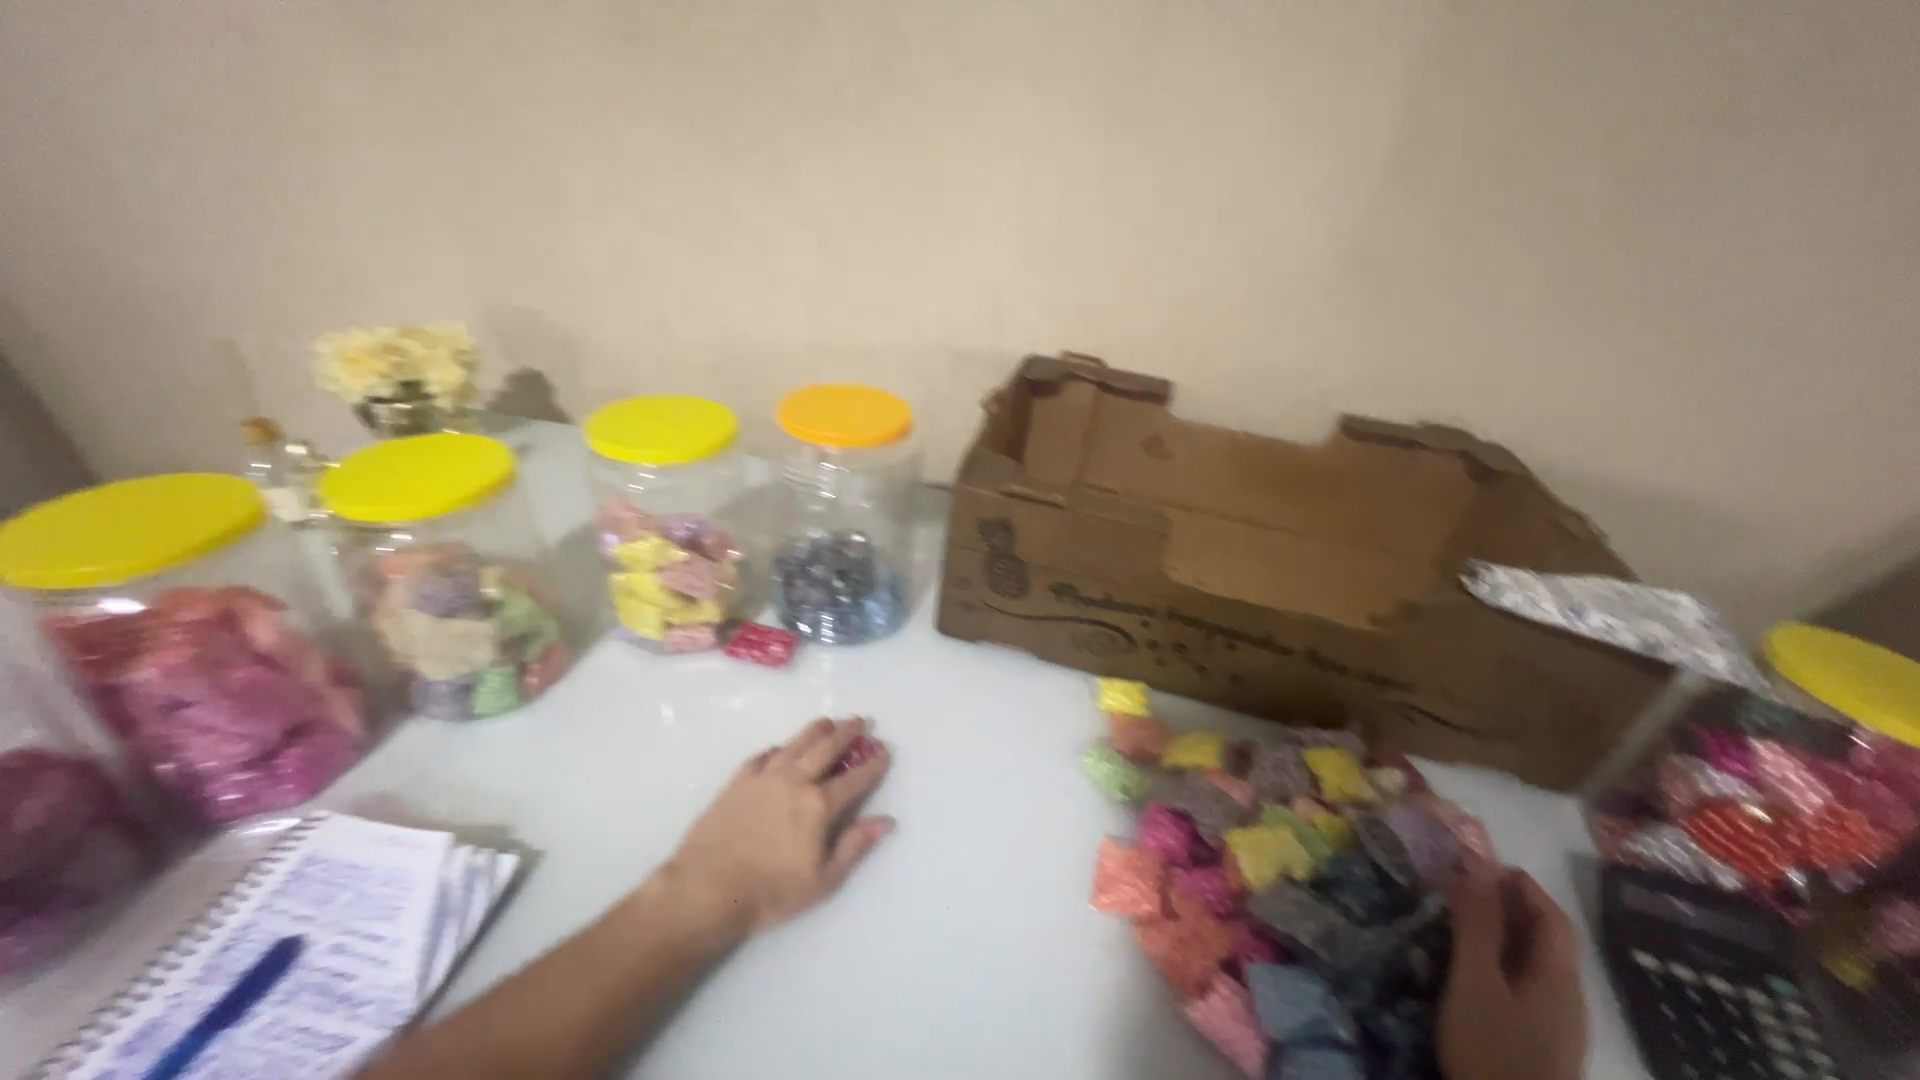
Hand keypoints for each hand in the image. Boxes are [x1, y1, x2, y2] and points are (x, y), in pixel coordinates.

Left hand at [661, 717, 893, 935]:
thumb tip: (886, 821)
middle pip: (825, 750)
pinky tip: (780, 748)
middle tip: (859, 721)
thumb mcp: (823, 880)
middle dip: (846, 734)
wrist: (706, 889)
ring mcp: (763, 779)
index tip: (884, 750)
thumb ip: (855, 846)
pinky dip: (777, 749)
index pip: (854, 778)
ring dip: (814, 731)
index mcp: (819, 805)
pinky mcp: (737, 783)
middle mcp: (794, 782)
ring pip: (795, 745)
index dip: (873, 764)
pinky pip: (762, 756)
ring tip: (827, 722)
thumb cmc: (770, 892)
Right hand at [1438, 856, 1587, 1079]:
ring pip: (1538, 966)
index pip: (1552, 918)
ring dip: (1508, 936)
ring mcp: (1558, 1026)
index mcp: (1557, 977)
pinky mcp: (1542, 1046)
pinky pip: (1529, 988)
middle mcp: (1567, 997)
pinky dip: (1505, 963)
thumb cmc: (1492, 1048)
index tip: (1486, 864)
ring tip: (1466, 923)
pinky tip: (1479, 974)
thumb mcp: (1475, 981)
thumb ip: (1476, 925)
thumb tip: (1475, 864)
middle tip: (1468, 887)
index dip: (1524, 886)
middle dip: (1514, 907)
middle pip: (1549, 941)